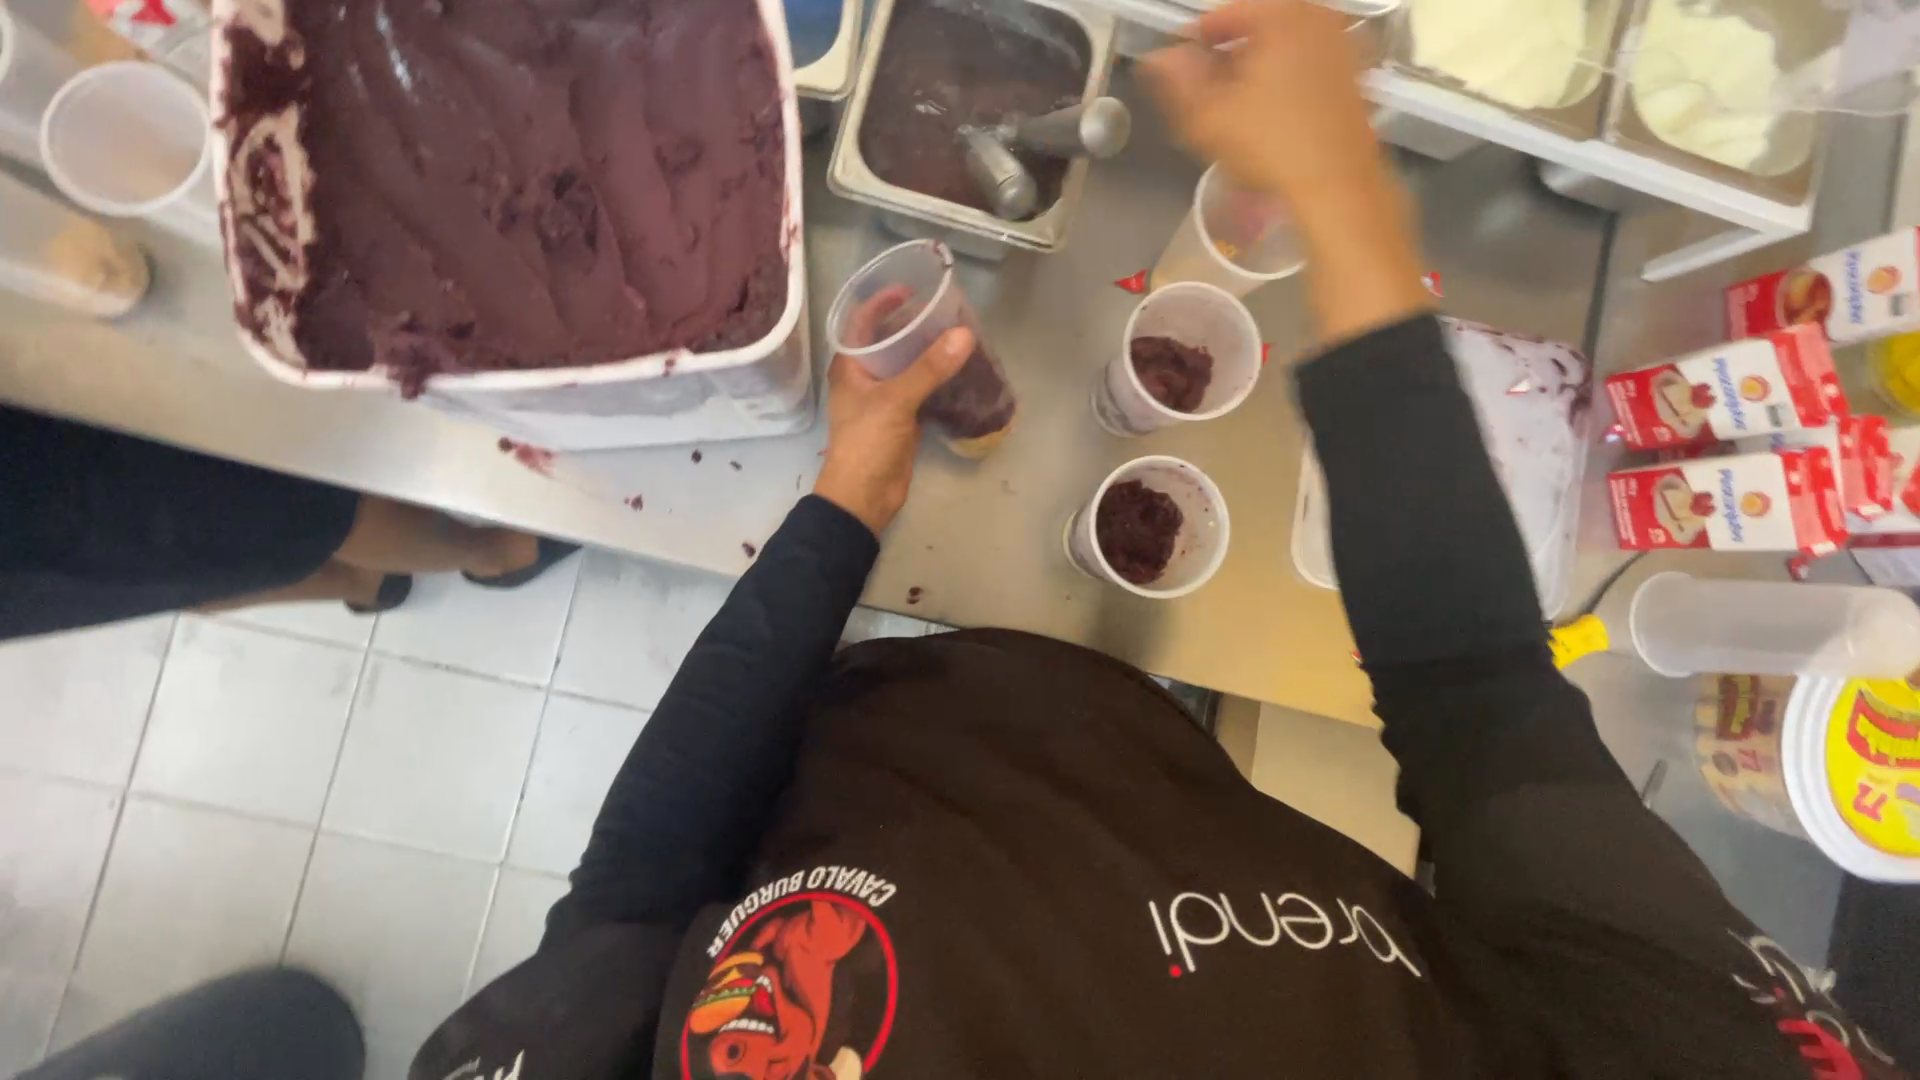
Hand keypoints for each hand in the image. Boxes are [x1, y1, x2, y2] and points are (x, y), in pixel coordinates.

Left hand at [814, 288, 972, 534]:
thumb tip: (964, 335)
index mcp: (849, 366)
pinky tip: (960, 370)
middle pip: (888, 341)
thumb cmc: (867, 443)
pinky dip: (937, 379)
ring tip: (958, 335)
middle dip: (913, 326)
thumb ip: (929, 368)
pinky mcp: (902, 419)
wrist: (864, 496)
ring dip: (928, 352)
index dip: (882, 301)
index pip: (861, 321)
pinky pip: (920, 390)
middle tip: (945, 312)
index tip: (911, 289)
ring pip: (907, 366)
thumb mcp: (896, 400)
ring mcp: (884, 399)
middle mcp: (865, 378)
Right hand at [1141, 0, 1433, 344]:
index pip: (1226, 14)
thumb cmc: (1269, 145)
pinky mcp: (1354, 75)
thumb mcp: (1209, 117)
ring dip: (1256, 68)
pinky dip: (1284, 80)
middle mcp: (1317, 16)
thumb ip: (1178, 83)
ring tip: (1234, 104)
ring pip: (1284, 47)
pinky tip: (1268, 113)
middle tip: (1205, 89)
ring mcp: (1342, 44)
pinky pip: (1307, 65)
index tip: (1179, 67)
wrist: (1335, 184)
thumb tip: (1156, 58)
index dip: (1197, 39)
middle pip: (1259, 27)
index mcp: (1281, 15)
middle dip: (1229, 54)